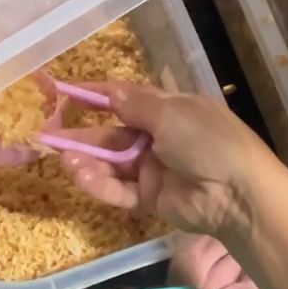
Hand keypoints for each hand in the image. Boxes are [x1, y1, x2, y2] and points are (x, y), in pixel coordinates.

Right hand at [56, 82, 287, 240]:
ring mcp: (154, 168)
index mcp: (171, 108)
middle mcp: (160, 136)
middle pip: (114, 134)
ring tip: (65, 160)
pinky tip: (82, 177)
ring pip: (112, 164)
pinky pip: (120, 189)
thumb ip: (137, 106)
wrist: (238, 194)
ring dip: (88, 162)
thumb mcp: (173, 114)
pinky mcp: (151, 197)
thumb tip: (111, 92)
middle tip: (49, 136)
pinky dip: (101, 185)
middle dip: (83, 136)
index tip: (66, 93)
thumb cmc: (209, 142)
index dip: (99, 95)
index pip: (128, 98)